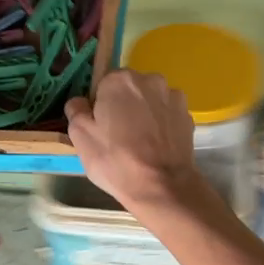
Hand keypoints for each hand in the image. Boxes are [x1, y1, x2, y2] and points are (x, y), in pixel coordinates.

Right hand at [65, 69, 200, 213]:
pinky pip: (165, 114)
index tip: (98, 127)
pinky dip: (159, 124)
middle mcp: (149, 79)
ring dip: (142, 114)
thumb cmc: (114, 159)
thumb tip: (79, 102)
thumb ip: (75, 110)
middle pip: (128, 90)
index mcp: (119, 80)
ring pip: (149, 101)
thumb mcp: (79, 136)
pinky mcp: (187, 114)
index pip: (102, 85)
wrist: (160, 185)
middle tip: (115, 136)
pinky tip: (154, 146)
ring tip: (137, 143)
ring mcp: (172, 96)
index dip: (97, 106)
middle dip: (121, 106)